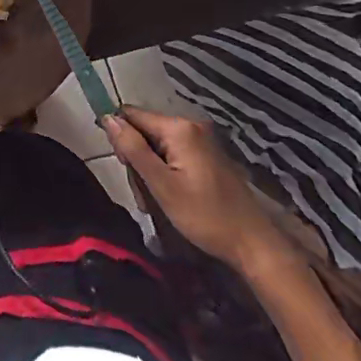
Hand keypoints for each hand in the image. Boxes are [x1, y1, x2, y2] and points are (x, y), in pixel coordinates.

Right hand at [102, 106, 287, 273]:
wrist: (254, 245)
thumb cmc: (205, 216)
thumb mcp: (161, 184)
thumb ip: (132, 148)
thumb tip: (107, 117)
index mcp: (178, 128)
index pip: (131, 115)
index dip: (120, 137)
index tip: (125, 167)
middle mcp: (190, 126)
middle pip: (144, 130)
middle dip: (136, 158)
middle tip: (144, 191)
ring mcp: (201, 141)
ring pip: (156, 145)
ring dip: (149, 169)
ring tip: (156, 199)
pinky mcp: (207, 156)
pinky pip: (172, 154)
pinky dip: (165, 172)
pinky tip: (170, 195)